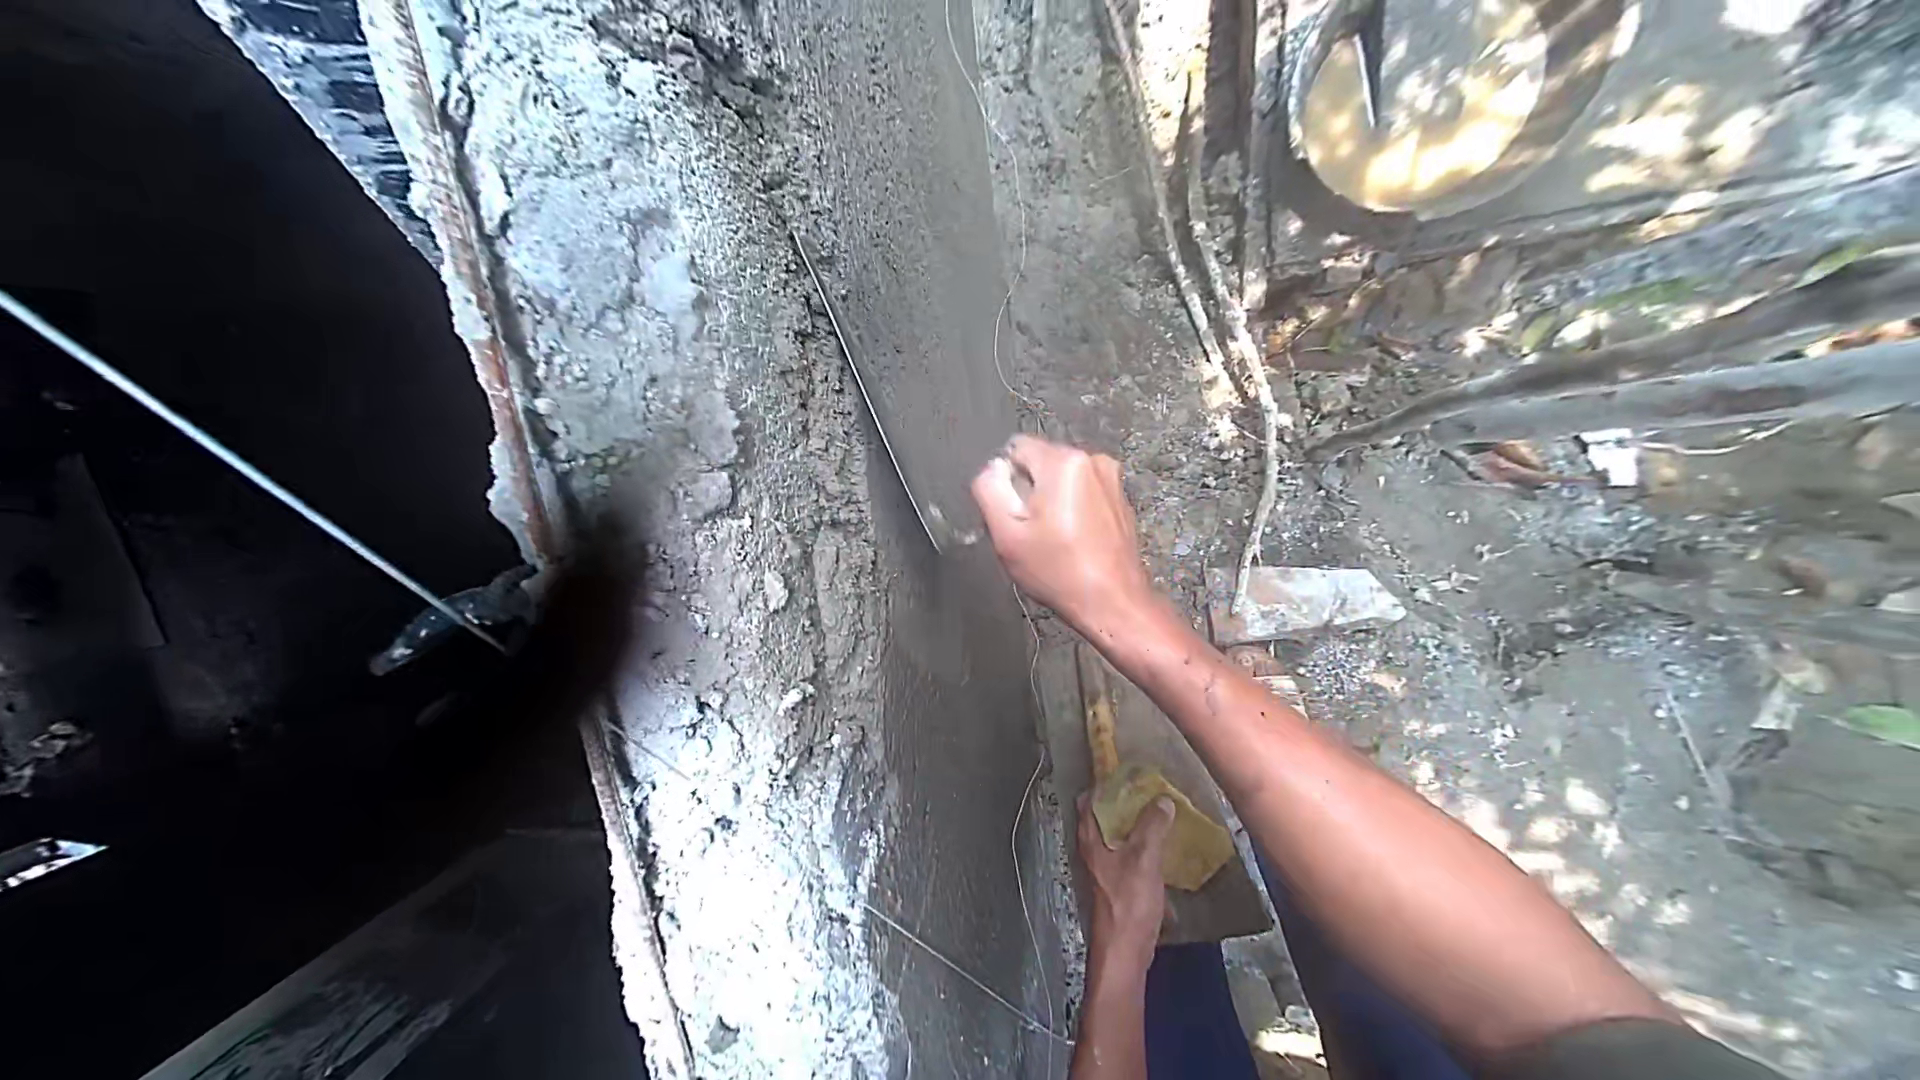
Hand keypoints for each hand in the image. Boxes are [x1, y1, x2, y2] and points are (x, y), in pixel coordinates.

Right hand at [970, 436, 1154, 633]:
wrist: (1112, 601)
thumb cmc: (1060, 572)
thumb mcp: (1006, 533)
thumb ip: (988, 489)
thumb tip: (993, 469)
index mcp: (1064, 462)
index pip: (1016, 449)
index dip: (1006, 482)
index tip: (1016, 515)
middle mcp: (1092, 460)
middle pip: (1040, 463)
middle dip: (1029, 492)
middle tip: (1032, 532)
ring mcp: (1111, 479)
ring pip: (1060, 480)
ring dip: (1051, 503)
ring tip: (1054, 540)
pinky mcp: (1119, 498)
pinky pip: (1081, 494)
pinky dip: (1072, 511)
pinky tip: (1074, 542)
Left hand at [1078, 792, 1173, 972]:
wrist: (1124, 952)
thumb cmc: (1127, 903)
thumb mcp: (1144, 859)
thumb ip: (1152, 827)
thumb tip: (1162, 799)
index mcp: (1091, 837)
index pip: (1090, 798)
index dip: (1104, 782)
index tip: (1125, 770)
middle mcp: (1092, 849)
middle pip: (1104, 815)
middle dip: (1123, 801)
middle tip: (1148, 788)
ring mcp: (1104, 867)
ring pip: (1116, 835)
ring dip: (1134, 823)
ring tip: (1158, 812)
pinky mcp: (1117, 884)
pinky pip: (1128, 854)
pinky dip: (1141, 844)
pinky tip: (1162, 846)